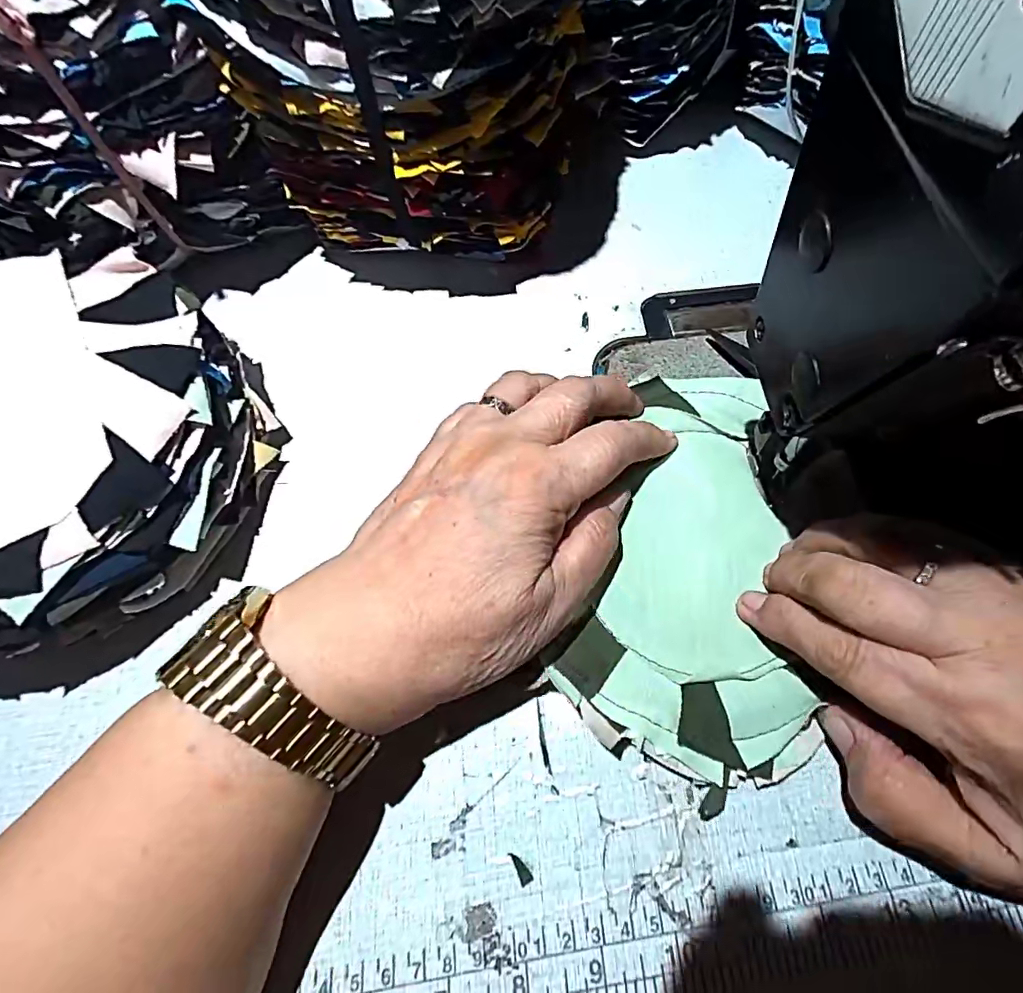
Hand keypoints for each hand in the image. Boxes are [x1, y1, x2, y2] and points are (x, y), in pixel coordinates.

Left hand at [260, 372, 675, 734]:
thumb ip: (596, 541)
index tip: (664, 441)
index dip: (646, 438)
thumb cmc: (458, 632)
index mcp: (537, 484)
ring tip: (584, 405)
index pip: (610, 441)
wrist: (359, 638)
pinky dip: (516, 398)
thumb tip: (615, 498)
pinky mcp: (433, 452)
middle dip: (613, 394)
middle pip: (571, 394)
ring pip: (523, 384)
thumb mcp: (554, 604)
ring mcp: (461, 443)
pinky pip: (482, 401)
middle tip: (635, 408)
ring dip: (563, 386)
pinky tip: (523, 420)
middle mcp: (501, 447)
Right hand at [736, 517, 1022, 934]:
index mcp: (969, 718)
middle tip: (768, 573)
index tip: (752, 607)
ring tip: (799, 547)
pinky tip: (862, 533)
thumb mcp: (994, 861)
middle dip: (804, 575)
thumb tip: (834, 717)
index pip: (852, 655)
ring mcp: (1012, 598)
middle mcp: (984, 642)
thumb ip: (896, 797)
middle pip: (866, 589)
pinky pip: (943, 540)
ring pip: (901, 551)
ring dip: (840, 544)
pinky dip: (890, 532)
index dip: (792, 627)